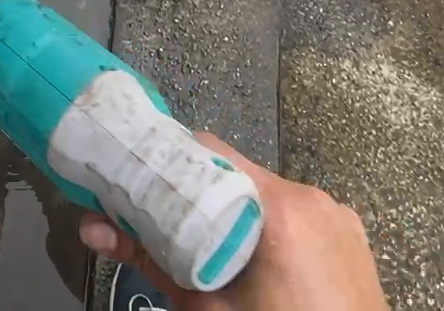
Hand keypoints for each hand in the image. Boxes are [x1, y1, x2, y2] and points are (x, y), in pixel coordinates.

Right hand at [79, 133, 388, 310]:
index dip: (173, 160)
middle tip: (180, 223)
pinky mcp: (353, 232)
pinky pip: (299, 212)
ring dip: (240, 211)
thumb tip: (89, 227)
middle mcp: (310, 196)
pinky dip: (275, 227)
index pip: (207, 149)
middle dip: (204, 193)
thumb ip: (146, 256)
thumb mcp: (202, 304)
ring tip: (222, 249)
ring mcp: (337, 213)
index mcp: (276, 206)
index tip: (150, 179)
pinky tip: (265, 263)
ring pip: (266, 191)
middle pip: (236, 171)